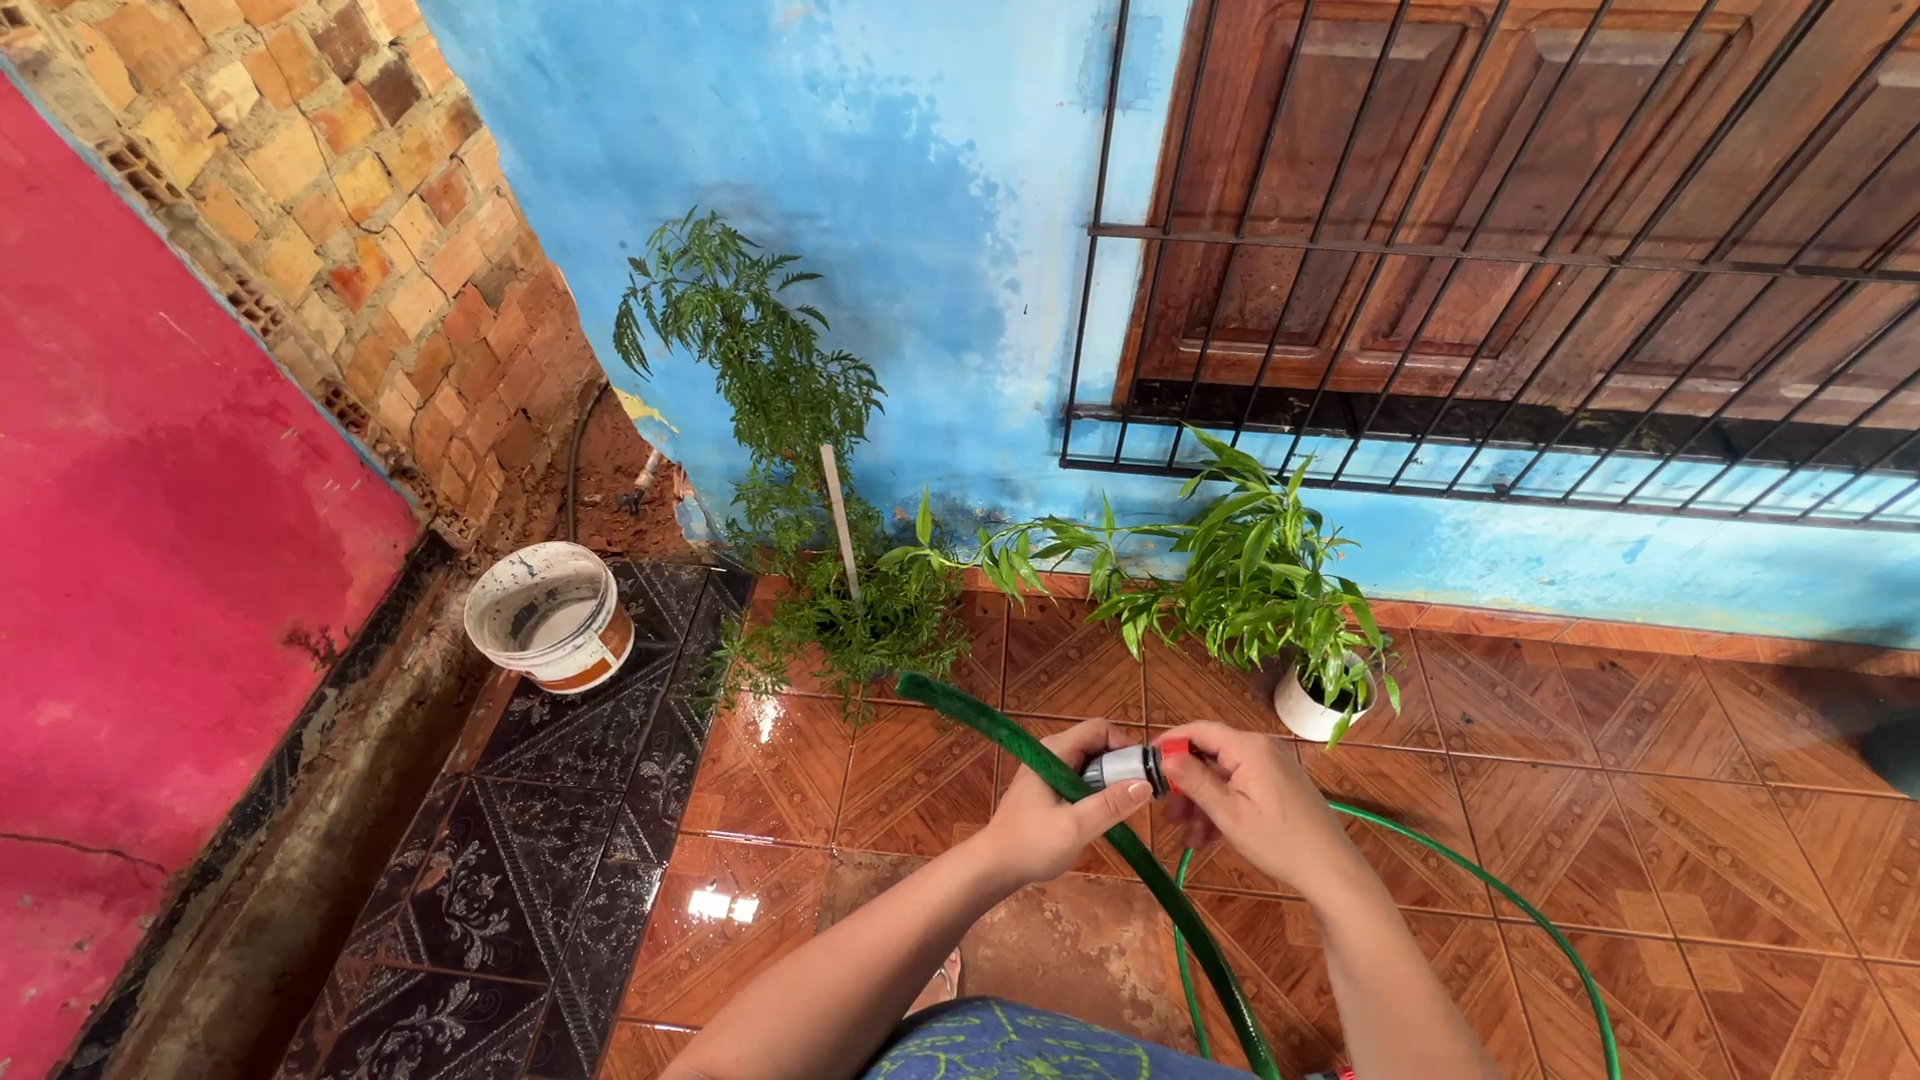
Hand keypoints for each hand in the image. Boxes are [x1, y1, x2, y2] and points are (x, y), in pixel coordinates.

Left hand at [972, 719, 1154, 886]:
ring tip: (1127, 806)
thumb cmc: (1031, 844)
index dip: (1125, 745)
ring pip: (1092, 762)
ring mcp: (1050, 769)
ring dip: (1112, 780)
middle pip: (1097, 744)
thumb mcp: (1075, 827)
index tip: (1143, 773)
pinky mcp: (1050, 787)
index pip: (1099, 729)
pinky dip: (1099, 790)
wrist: (995, 865)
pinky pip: (1083, 778)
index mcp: (1055, 751)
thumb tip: (1145, 784)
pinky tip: (1106, 814)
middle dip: (1122, 764)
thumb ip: (1109, 805)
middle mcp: (1053, 753)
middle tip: (1140, 794)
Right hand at [1157, 722, 1370, 902]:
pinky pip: (1240, 787)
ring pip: (1223, 776)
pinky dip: (1223, 806)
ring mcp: (1272, 767)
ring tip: (1189, 835)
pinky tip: (1209, 837)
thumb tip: (1164, 755)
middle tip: (1169, 813)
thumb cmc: (1278, 842)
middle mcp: (1261, 748)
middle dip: (1187, 784)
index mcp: (1249, 748)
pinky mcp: (1278, 785)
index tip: (1147, 763)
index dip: (1170, 742)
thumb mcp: (1228, 814)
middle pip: (1210, 756)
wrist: (1332, 872)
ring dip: (1202, 802)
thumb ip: (1194, 781)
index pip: (1199, 730)